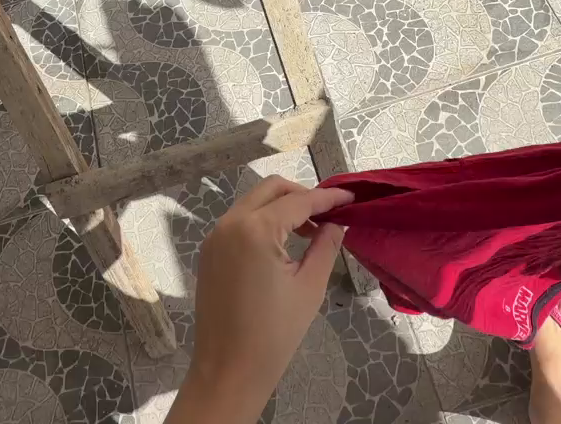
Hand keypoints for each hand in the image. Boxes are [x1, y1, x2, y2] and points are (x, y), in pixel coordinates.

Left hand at [166, 176, 351, 423]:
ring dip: (282, 207)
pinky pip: (240, 220)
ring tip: (310, 231)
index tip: (350, 196)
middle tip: (328, 214)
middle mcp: (230, 222)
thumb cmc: (273, 335)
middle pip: (271, 189)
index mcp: (255, 229)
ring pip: (253, 201)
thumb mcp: (309, 288)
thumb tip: (336, 223)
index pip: (298, 201)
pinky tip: (282, 243)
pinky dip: (263, 220)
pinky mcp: (210, 249)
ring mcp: (215, 234)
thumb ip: (325, 247)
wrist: (227, 372)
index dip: (326, 197)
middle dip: (301, 194)